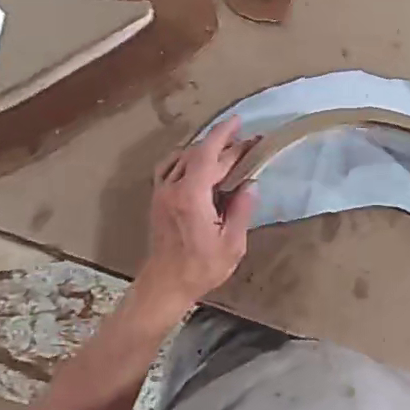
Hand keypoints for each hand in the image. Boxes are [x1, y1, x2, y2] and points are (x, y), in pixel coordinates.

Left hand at [133, 116, 259, 316]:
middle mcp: (173, 188)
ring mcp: (162, 192)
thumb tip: (251, 184)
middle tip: (248, 143)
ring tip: (227, 149)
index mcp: (192, 196)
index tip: (242, 125)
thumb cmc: (200, 268)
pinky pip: (169, 167)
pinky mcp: (157, 199)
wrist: (165, 284)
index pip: (210, 155)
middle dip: (225, 145)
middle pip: (199, 154)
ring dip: (206, 149)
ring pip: (183, 157)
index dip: (227, 137)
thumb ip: (241, 210)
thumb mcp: (231, 244)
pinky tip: (196, 161)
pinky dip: (185, 158)